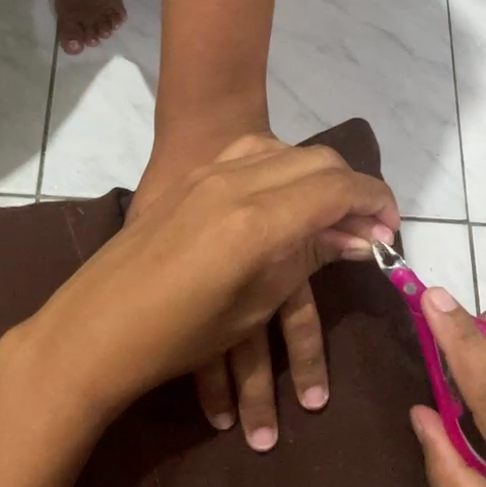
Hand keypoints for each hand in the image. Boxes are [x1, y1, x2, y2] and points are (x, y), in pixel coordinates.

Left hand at [23, 139, 398, 419]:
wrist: (94, 325)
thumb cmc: (177, 335)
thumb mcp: (252, 305)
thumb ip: (305, 257)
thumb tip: (353, 235)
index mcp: (259, 222)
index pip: (338, 189)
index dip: (375, 203)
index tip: (392, 230)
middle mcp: (238, 182)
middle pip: (319, 162)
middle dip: (354, 188)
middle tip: (368, 228)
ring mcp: (210, 174)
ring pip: (287, 151)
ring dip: (319, 176)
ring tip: (333, 214)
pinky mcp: (191, 179)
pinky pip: (251, 153)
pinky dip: (281, 167)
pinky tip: (285, 197)